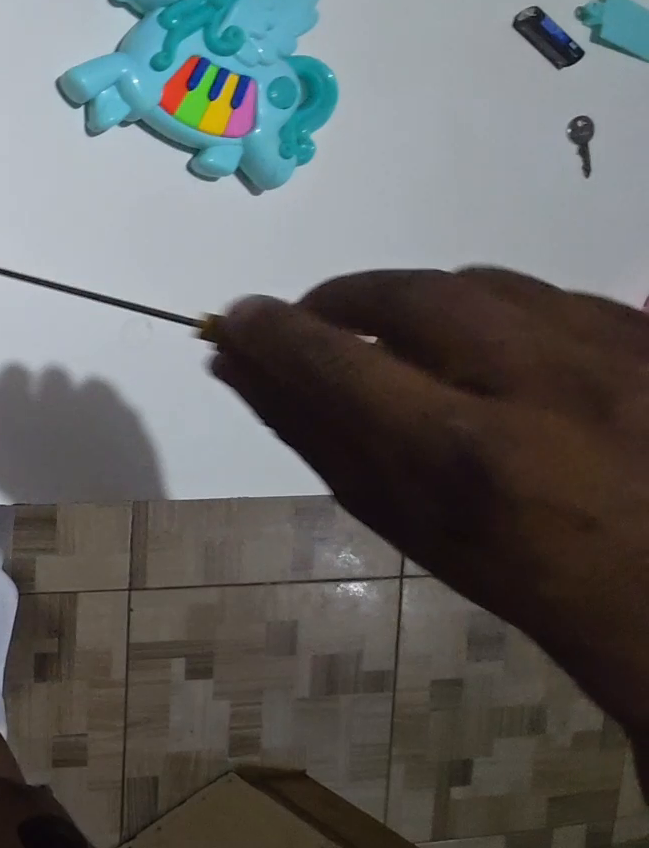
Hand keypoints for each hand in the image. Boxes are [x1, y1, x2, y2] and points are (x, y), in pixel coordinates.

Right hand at [208, 268, 648, 732]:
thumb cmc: (508, 564)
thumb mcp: (390, 510)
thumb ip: (307, 428)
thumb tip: (236, 365)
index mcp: (458, 449)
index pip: (334, 360)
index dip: (273, 332)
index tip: (236, 318)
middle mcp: (540, 386)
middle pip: (412, 295)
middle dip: (341, 298)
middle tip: (311, 320)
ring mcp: (617, 354)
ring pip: (482, 283)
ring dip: (415, 302)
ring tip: (399, 337)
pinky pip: (552, 293)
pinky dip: (493, 309)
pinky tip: (487, 348)